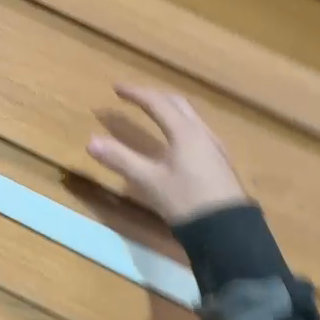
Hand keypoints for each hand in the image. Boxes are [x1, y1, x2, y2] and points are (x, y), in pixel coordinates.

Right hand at [88, 84, 247, 224]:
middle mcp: (201, 133)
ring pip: (190, 116)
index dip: (136, 93)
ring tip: (152, 112)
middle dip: (154, 96)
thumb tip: (90, 141)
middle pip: (177, 104)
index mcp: (184, 132)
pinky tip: (174, 138)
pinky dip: (178, 123)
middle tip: (133, 96)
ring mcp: (214, 147)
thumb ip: (120, 159)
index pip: (157, 103)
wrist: (228, 231)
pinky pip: (196, 130)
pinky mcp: (218, 161)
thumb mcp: (148, 181)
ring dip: (168, 108)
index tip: (116, 88)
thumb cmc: (186, 201)